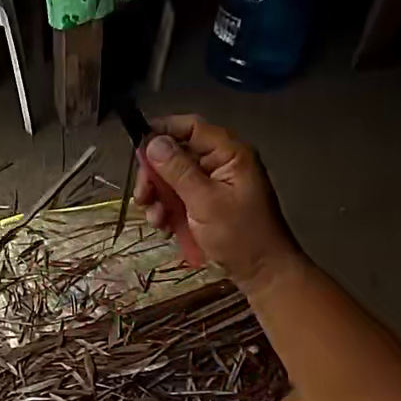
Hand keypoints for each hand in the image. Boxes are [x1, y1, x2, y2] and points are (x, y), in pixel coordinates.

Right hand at [134, 114, 301, 287]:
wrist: (262, 273)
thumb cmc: (240, 236)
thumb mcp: (205, 202)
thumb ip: (178, 171)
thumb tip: (152, 142)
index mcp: (229, 154)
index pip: (191, 127)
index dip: (163, 131)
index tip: (138, 147)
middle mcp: (220, 164)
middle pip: (176, 154)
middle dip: (155, 175)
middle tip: (142, 195)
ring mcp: (212, 186)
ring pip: (172, 179)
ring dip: (157, 197)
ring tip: (155, 218)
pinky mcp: (205, 205)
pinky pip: (178, 199)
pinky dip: (166, 211)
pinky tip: (164, 227)